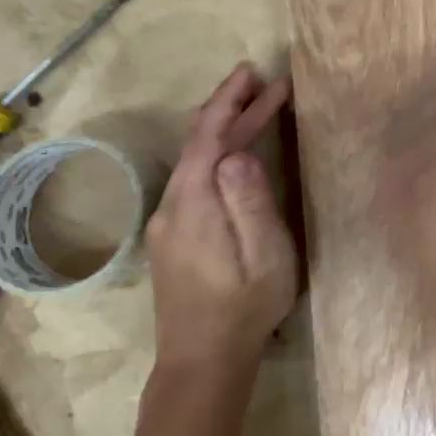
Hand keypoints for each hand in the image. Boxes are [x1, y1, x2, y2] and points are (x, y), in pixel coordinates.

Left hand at [146, 61, 299, 371]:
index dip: (230, 101)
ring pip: (196, 160)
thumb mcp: (263, 256)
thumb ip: (250, 203)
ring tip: (258, 107)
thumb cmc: (245, 307)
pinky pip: (195, 178)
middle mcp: (172, 206)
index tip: (255, 72)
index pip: (208, 137)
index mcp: (194, 205)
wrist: (201, 363)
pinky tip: (238, 153)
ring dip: (226, 129)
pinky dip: (218, 152)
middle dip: (231, 108)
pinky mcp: (174, 236)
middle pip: (199, 144)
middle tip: (267, 82)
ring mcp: (169, 223)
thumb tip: (238, 154)